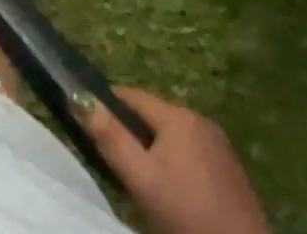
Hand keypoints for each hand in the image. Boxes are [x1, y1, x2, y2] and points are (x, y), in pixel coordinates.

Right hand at [85, 88, 271, 233]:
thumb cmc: (185, 210)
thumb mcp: (139, 175)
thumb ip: (108, 135)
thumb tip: (78, 97)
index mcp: (180, 117)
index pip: (128, 95)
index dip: (104, 107)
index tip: (90, 130)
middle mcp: (201, 121)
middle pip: (149, 113)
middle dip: (128, 130)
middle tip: (114, 159)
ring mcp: (218, 144)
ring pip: (167, 133)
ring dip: (148, 146)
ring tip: (139, 175)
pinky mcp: (227, 166)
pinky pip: (186, 148)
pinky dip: (170, 158)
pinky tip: (168, 186)